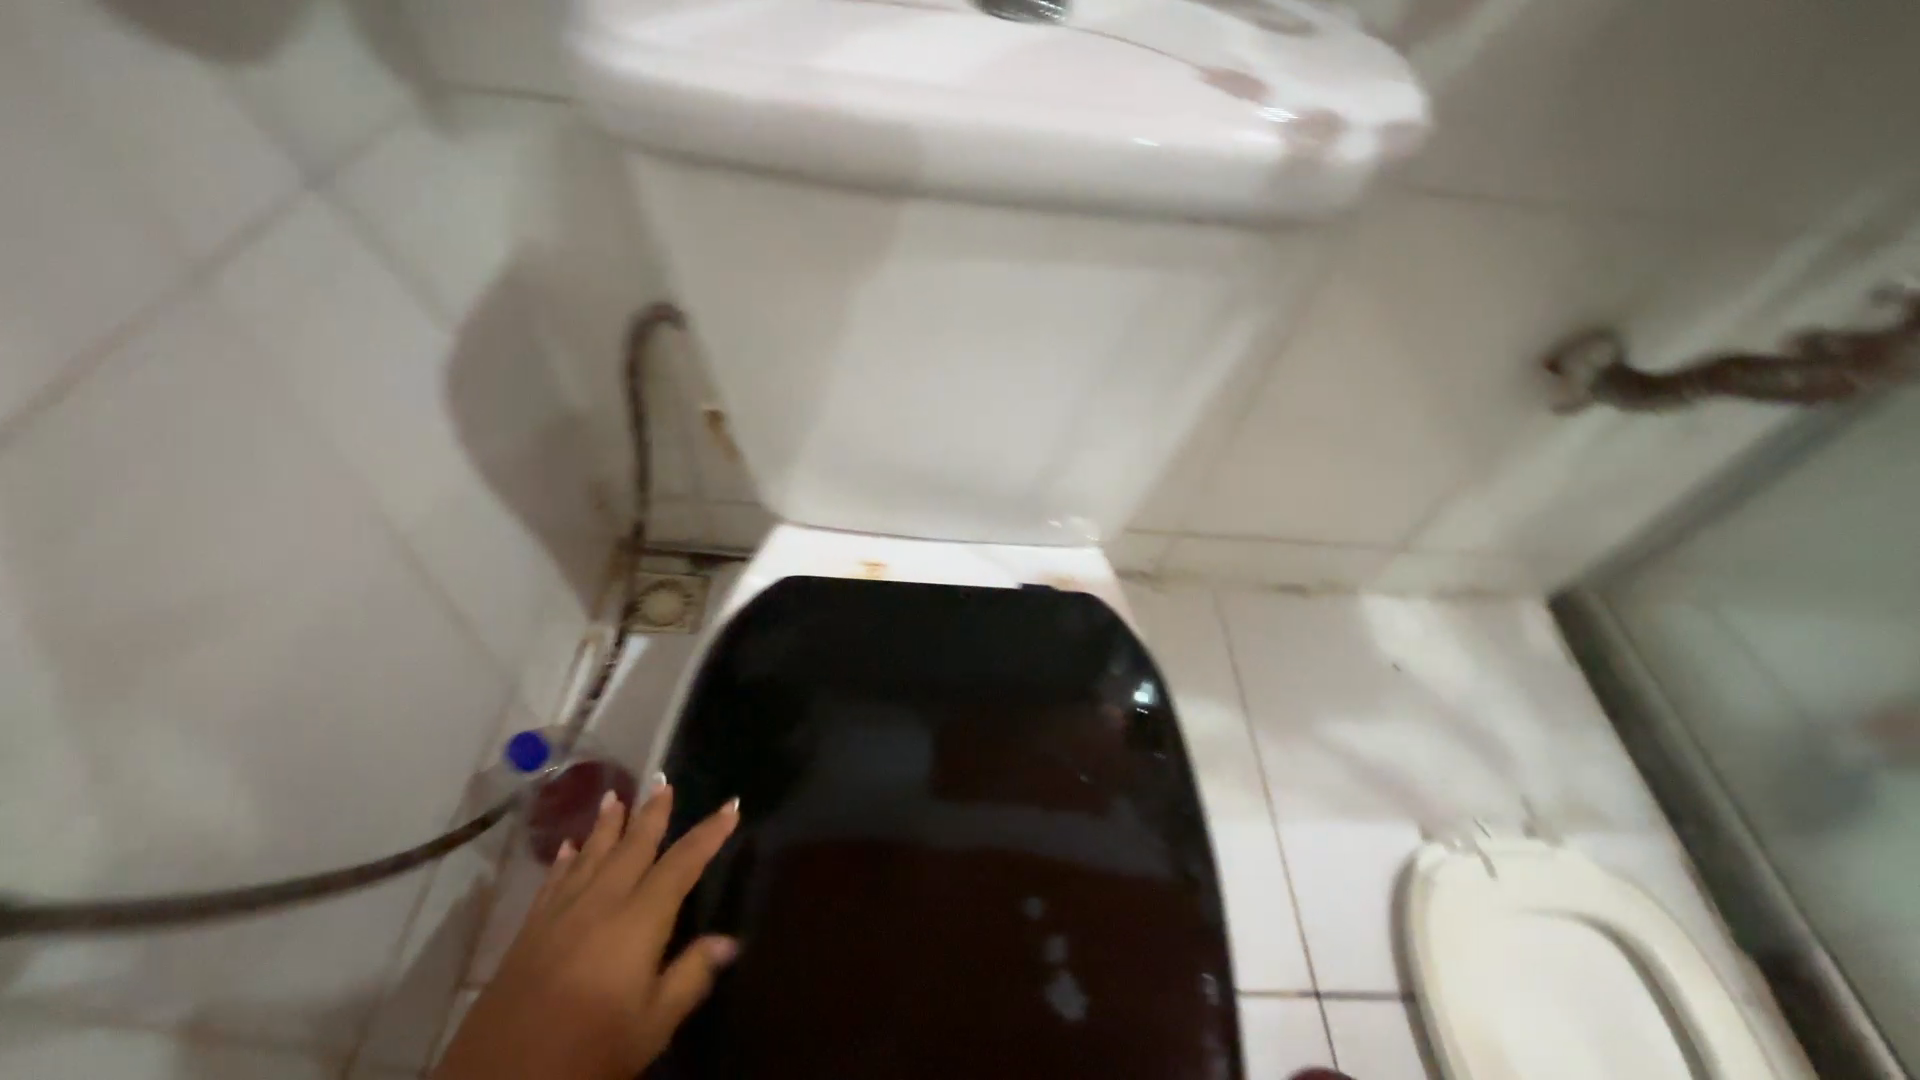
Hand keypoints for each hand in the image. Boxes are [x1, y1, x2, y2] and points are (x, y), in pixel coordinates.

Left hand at [434, 783, 739, 1079]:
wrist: (501, 1078)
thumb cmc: (589, 1051)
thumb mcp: (652, 1024)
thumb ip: (691, 976)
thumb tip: (729, 940)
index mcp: (639, 920)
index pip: (682, 864)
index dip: (709, 834)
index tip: (731, 806)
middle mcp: (601, 903)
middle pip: (633, 847)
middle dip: (652, 814)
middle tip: (664, 781)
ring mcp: (560, 914)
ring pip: (590, 855)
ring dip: (607, 825)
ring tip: (616, 796)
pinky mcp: (529, 932)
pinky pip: (553, 881)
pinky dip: (564, 860)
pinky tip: (567, 848)